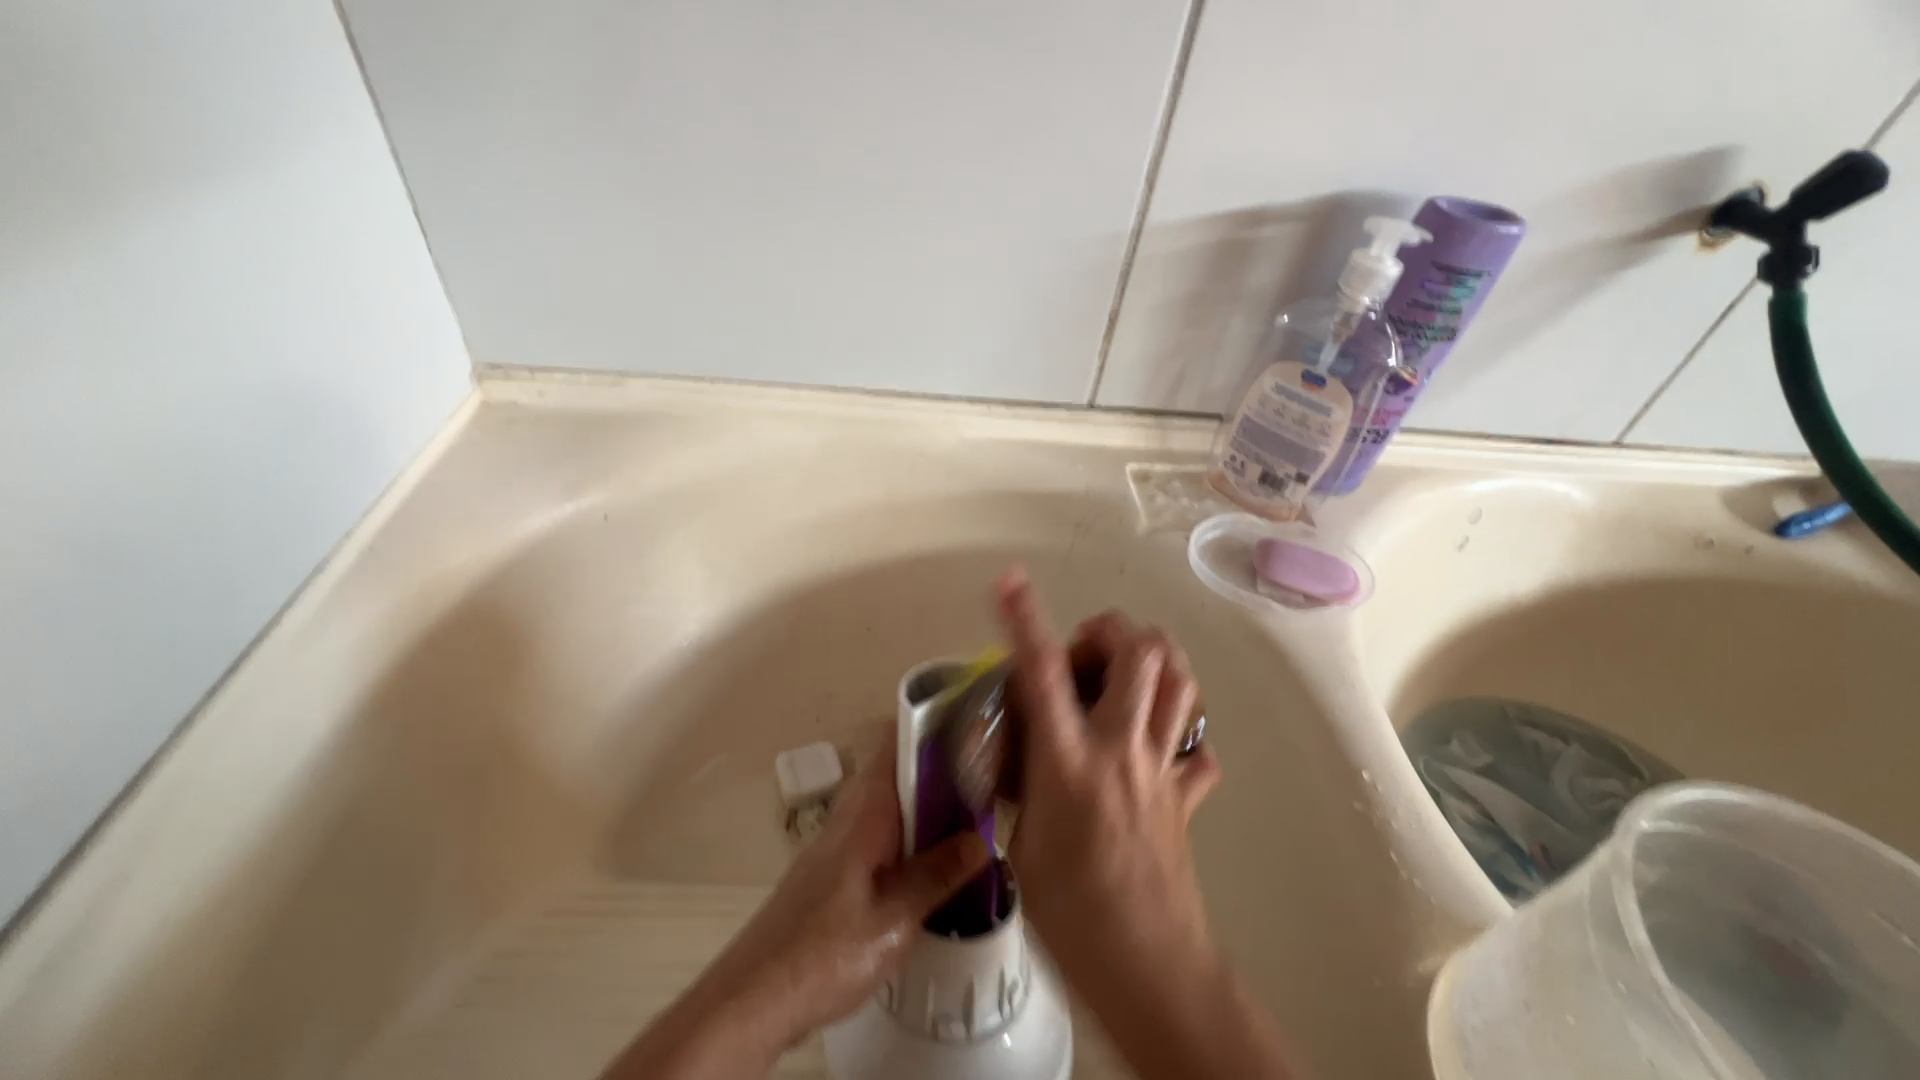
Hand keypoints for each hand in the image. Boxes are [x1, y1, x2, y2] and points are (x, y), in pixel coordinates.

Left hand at [604, 732, 989, 1078]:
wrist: (754, 996)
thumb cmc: (825, 952)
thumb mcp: (894, 919)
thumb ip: (936, 875)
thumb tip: (981, 838)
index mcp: (866, 813)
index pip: (895, 744)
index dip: (931, 723)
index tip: (972, 715)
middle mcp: (851, 817)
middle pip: (897, 771)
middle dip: (941, 764)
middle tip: (992, 771)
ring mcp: (840, 844)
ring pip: (891, 804)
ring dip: (929, 802)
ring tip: (978, 811)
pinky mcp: (836, 872)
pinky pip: (883, 834)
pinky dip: (914, 833)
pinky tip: (938, 860)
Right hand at [994, 569, 1220, 986]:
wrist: (1149, 965)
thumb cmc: (1071, 916)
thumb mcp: (1023, 846)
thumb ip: (1025, 790)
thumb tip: (1024, 762)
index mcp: (1069, 764)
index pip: (1044, 676)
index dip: (1026, 621)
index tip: (1011, 582)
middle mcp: (1123, 751)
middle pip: (1141, 655)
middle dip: (1112, 631)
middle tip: (1083, 651)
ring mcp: (1164, 770)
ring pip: (1180, 684)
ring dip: (1152, 662)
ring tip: (1119, 677)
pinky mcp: (1188, 794)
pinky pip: (1198, 745)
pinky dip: (1179, 729)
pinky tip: (1156, 743)